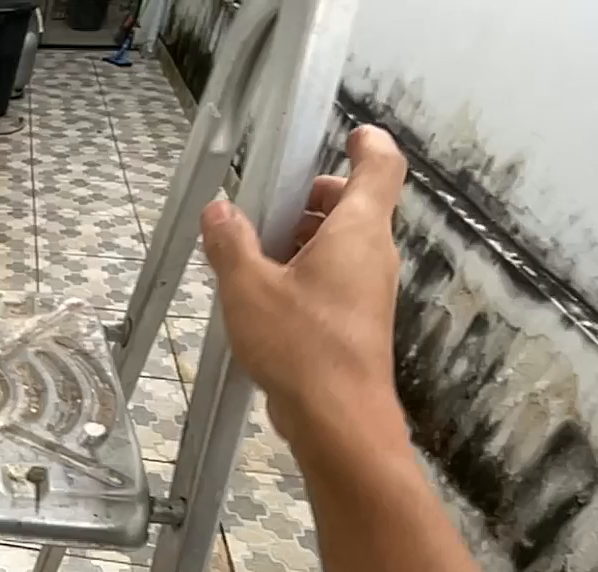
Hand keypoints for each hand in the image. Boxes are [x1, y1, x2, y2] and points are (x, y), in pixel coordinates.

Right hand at [199, 125, 411, 463]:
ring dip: (303, 239)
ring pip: (341, 245)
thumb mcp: (247, 289)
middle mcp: (371, 254)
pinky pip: (332, 278)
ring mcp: (367, 289)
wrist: (334, 412)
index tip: (350, 134)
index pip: (379, 167)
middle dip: (314, 199)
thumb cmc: (297, 343)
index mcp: (357, 231)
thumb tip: (218, 210)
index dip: (367, 144)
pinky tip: (263, 296)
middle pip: (355, 206)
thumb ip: (230, 246)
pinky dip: (304, 272)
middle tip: (268, 208)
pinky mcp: (354, 321)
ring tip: (253, 257)